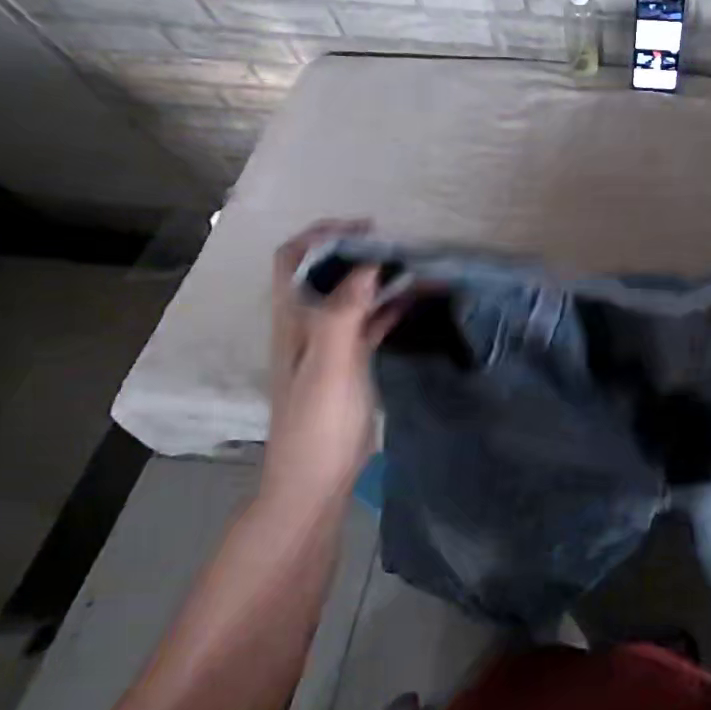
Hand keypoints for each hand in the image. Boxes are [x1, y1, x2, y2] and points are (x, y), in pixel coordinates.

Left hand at [264, 220, 405, 489]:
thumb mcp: (330, 365)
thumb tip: (366, 264)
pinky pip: (372, 322)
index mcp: (293, 318)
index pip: (295, 258)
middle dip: (359, 252)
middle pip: (328, 272)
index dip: (323, 235)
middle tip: (399, 246)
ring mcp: (330, 343)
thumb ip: (343, 312)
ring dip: (380, 278)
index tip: (365, 228)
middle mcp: (308, 323)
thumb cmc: (317, 423)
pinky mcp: (350, 362)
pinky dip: (391, 306)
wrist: (314, 481)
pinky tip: (417, 300)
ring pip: (354, 296)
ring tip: (417, 266)